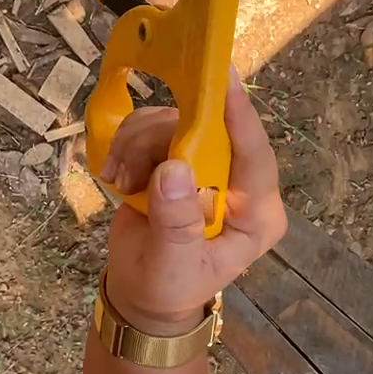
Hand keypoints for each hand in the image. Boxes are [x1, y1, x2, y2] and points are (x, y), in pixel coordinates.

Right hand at [98, 72, 286, 335]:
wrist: (139, 291)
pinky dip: (125, 145)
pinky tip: (116, 174)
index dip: (241, 119)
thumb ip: (175, 222)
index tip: (226, 82)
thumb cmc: (165, 287)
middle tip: (127, 170)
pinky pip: (148, 128)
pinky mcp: (172, 157)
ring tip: (120, 179)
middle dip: (159, 140)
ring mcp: (202, 165)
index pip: (255, 158)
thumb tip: (172, 169)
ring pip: (171, 123)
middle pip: (202, 131)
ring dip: (136, 145)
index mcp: (254, 213)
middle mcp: (234, 181)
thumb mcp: (172, 264)